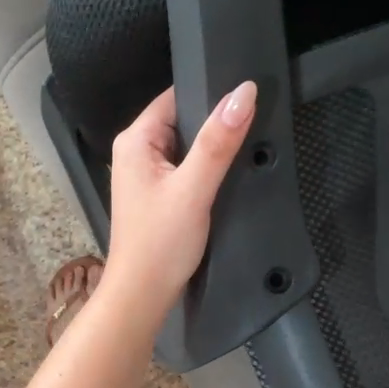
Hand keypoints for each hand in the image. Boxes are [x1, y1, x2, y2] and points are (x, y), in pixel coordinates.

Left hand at [104, 82, 255, 301]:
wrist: (142, 295)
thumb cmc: (160, 243)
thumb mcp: (194, 189)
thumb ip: (218, 141)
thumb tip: (244, 92)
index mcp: (135, 140)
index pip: (176, 96)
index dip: (210, 94)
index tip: (247, 95)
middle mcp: (135, 152)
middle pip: (183, 120)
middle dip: (214, 124)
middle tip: (253, 125)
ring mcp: (145, 175)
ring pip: (187, 146)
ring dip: (212, 149)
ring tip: (245, 148)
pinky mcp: (157, 195)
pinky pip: (186, 169)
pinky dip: (205, 171)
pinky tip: (225, 177)